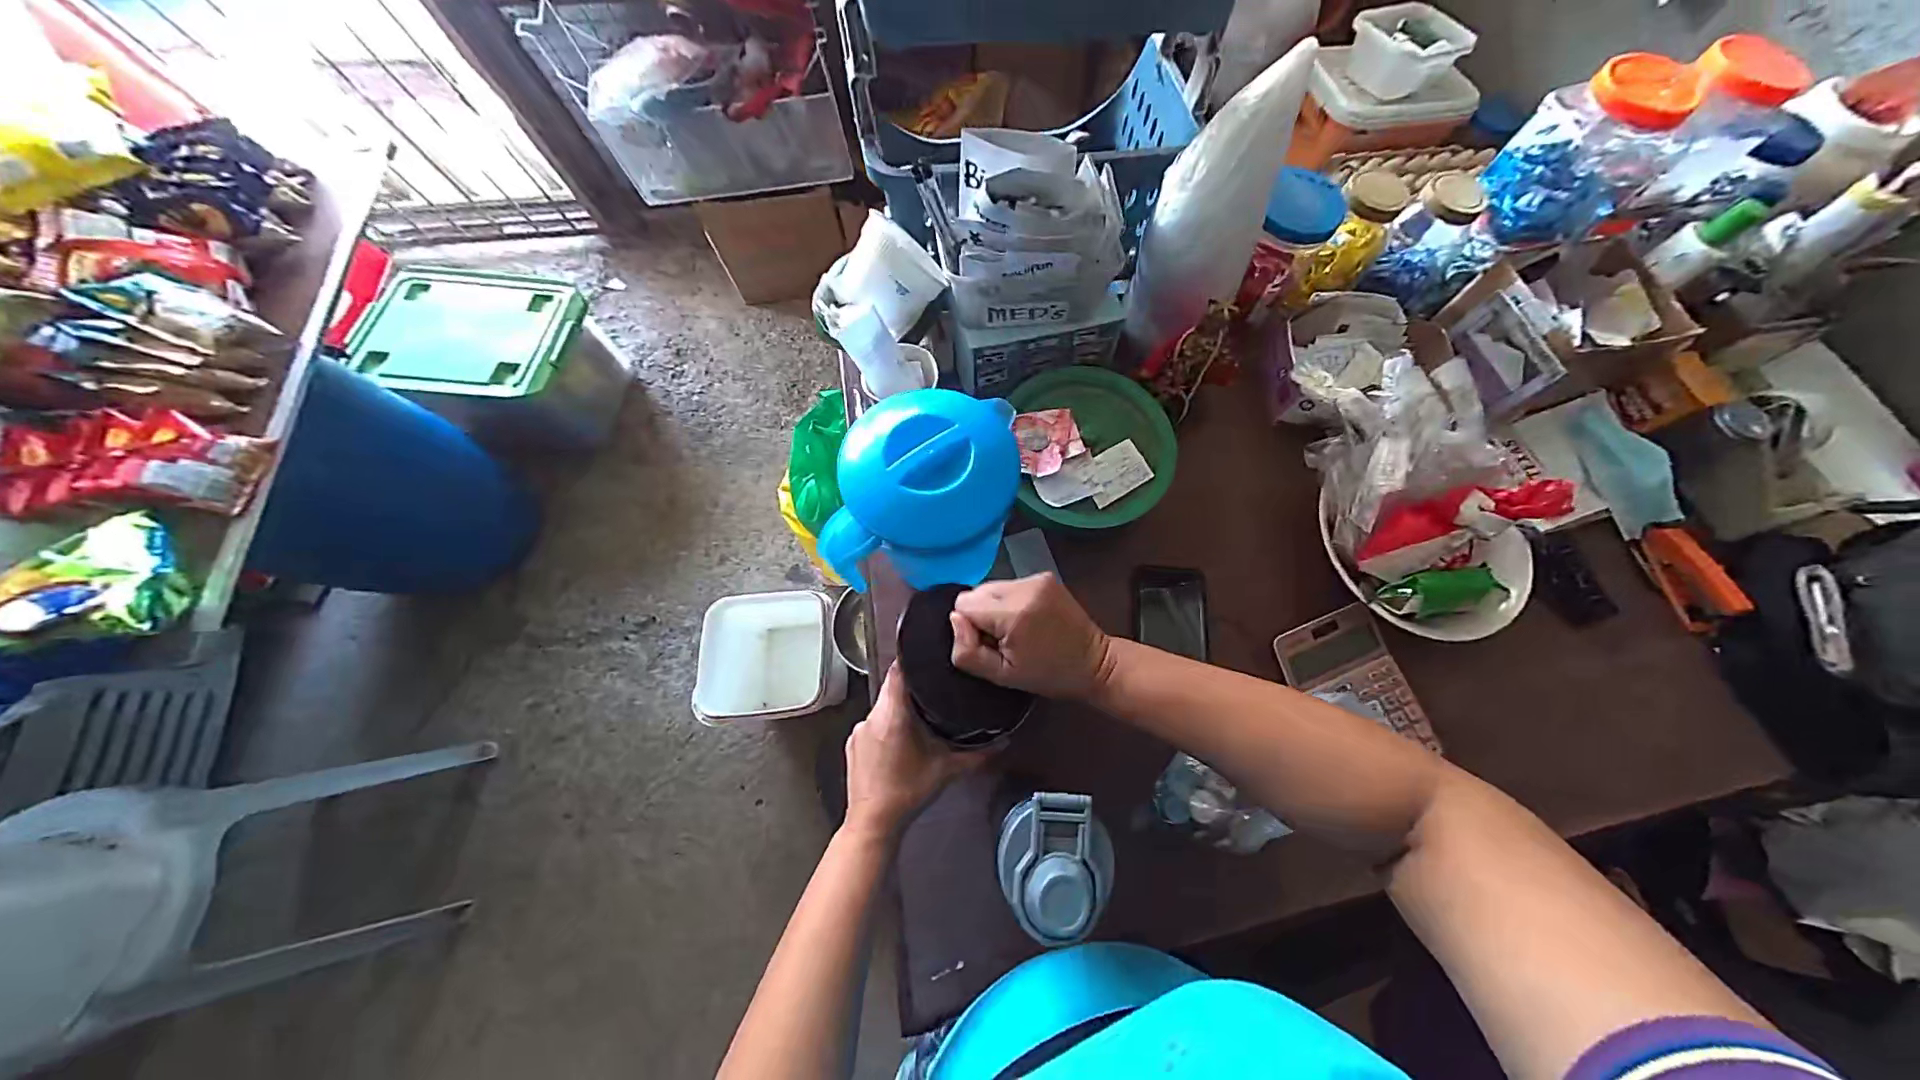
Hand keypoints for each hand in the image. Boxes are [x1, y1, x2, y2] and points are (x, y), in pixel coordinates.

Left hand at [843, 665, 985, 840]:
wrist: (873, 823)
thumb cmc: (907, 794)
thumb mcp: (947, 770)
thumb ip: (978, 754)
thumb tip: (1002, 742)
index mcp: (893, 715)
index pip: (897, 672)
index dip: (910, 660)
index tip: (923, 657)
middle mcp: (872, 717)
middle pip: (891, 689)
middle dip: (910, 690)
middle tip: (930, 694)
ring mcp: (859, 731)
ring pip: (881, 707)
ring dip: (897, 711)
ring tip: (917, 722)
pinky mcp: (852, 744)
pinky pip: (871, 724)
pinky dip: (884, 728)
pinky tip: (898, 744)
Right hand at [949, 573, 1114, 699]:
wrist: (1094, 662)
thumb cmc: (1047, 675)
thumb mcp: (1001, 676)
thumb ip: (967, 651)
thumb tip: (955, 620)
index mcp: (1013, 612)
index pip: (962, 604)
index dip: (969, 627)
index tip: (991, 644)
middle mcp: (1024, 587)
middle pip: (976, 592)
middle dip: (981, 614)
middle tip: (1004, 639)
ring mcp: (1036, 578)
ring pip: (991, 587)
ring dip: (995, 607)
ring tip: (1018, 629)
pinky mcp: (1044, 576)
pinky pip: (1009, 584)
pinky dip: (1010, 600)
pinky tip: (1028, 618)